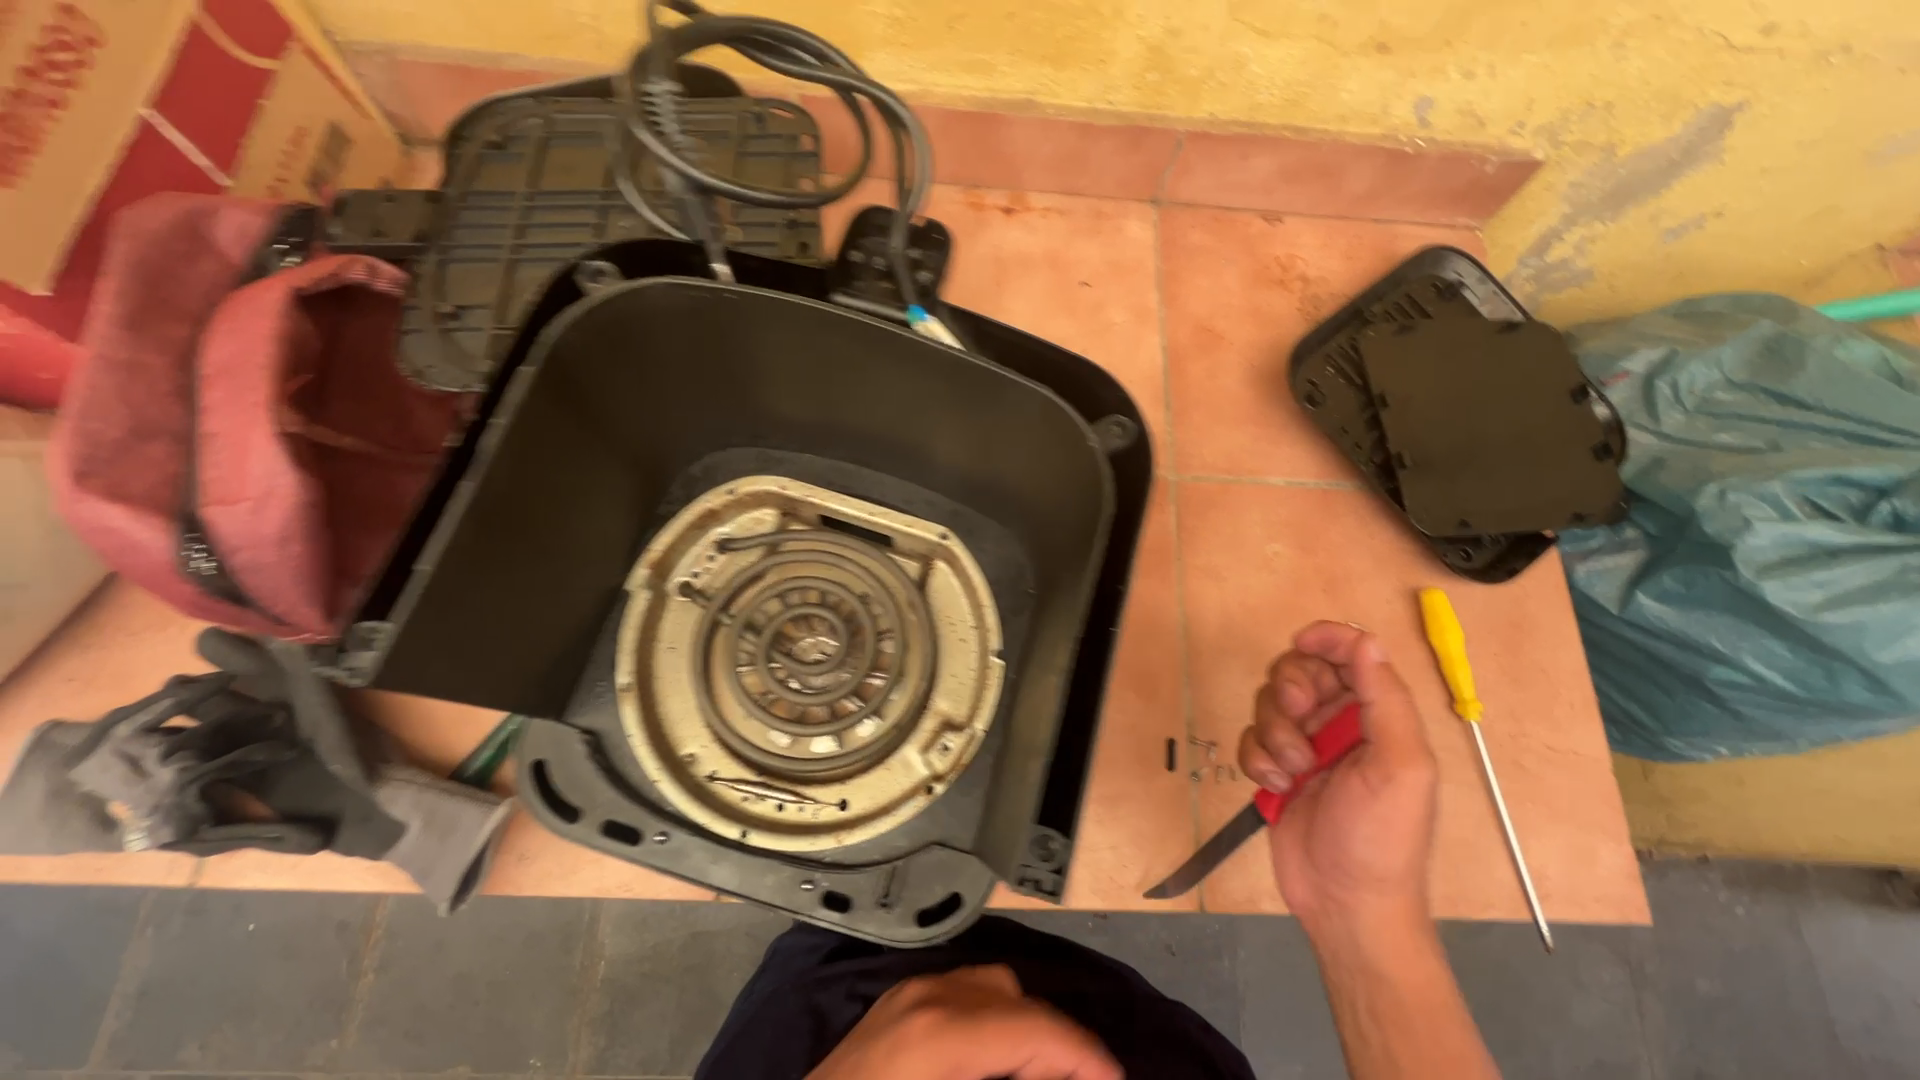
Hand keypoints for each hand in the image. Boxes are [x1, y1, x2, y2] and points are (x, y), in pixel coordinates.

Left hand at [806, 964, 1120, 1079]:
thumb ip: (1017, 1072)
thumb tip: (1057, 1068)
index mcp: (942, 1031)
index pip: (1035, 1026)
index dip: (1084, 1054)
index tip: (1115, 1077)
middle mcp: (926, 997)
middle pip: (1016, 997)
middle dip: (1057, 1040)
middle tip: (1084, 1078)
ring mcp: (905, 995)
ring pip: (990, 986)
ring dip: (1025, 1023)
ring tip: (1044, 1069)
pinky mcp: (893, 1006)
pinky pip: (960, 993)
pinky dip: (992, 1017)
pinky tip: (996, 1055)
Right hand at [1236, 621, 1437, 932]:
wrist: (1345, 903)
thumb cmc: (1381, 836)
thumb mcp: (1398, 766)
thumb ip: (1385, 700)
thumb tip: (1368, 641)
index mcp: (1379, 717)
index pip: (1352, 655)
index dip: (1328, 638)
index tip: (1301, 642)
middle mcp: (1342, 725)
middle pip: (1299, 671)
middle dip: (1290, 690)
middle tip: (1297, 716)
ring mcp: (1306, 748)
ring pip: (1269, 705)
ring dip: (1274, 733)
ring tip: (1293, 771)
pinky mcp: (1275, 770)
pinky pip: (1251, 741)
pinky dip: (1257, 759)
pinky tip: (1275, 786)